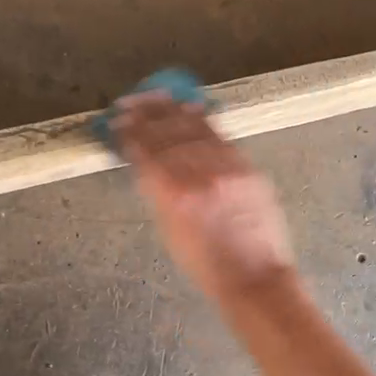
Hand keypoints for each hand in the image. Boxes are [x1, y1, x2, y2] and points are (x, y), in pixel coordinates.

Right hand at [112, 95, 295, 307]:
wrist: (255, 278)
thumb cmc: (206, 266)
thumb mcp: (169, 233)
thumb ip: (158, 194)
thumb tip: (147, 164)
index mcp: (175, 196)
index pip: (148, 153)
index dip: (132, 134)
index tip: (120, 121)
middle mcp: (201, 176)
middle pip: (169, 135)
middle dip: (147, 115)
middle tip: (131, 102)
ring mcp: (228, 169)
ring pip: (195, 130)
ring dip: (172, 110)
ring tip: (155, 97)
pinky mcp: (248, 168)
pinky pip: (221, 137)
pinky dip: (203, 121)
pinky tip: (190, 108)